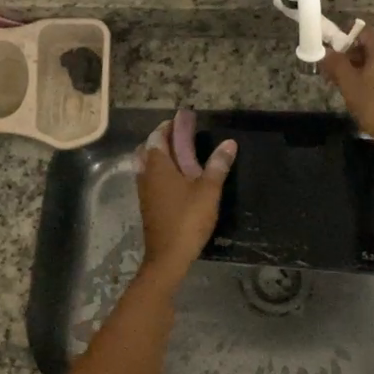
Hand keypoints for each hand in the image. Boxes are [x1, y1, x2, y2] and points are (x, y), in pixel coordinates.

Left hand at [135, 110, 236, 280]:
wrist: (168, 256)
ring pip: (145, 164)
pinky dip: (158, 169)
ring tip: (176, 152)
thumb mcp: (209, 191)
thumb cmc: (188, 219)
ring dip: (158, 154)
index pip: (158, 136)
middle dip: (161, 137)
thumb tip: (229, 143)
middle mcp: (146, 174)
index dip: (169, 126)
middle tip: (178, 133)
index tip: (182, 118)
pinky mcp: (147, 204)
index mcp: (158, 165)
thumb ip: (217, 165)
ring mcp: (144, 190)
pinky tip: (173, 177)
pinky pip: (149, 177)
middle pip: (148, 148)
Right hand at [320, 28, 373, 152]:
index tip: (331, 54)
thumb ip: (335, 64)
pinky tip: (365, 92)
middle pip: (370, 44)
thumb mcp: (349, 84)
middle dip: (351, 55)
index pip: (361, 31)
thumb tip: (324, 52)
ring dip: (361, 66)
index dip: (343, 39)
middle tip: (335, 72)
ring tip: (348, 85)